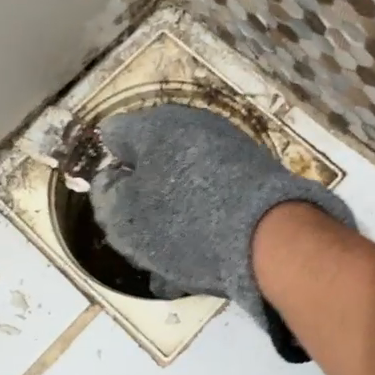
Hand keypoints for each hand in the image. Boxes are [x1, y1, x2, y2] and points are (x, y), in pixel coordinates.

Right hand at [89, 102, 353, 361]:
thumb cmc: (181, 223)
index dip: (108, 167)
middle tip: (143, 229)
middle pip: (156, 156)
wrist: (269, 236)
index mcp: (154, 124)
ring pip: (187, 178)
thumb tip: (112, 181)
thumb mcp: (122, 219)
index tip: (112, 200)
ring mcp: (230, 146)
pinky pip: (217, 194)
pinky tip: (209, 249)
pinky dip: (209, 216)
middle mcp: (194, 124)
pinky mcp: (257, 172)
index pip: (115, 134)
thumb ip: (106, 196)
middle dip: (147, 189)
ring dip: (178, 207)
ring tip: (177, 250)